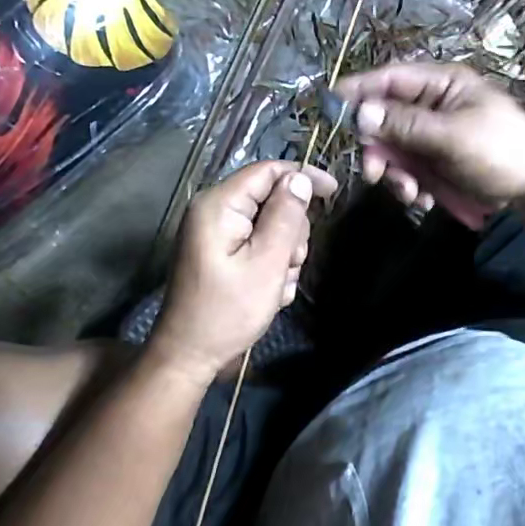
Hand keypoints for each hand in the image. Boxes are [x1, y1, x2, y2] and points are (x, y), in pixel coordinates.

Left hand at [148, 160, 337, 382]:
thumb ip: (286, 217)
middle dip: (292, 229)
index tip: (334, 192)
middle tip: (291, 263)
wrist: (190, 355)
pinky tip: (271, 290)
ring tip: (279, 283)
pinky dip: (272, 263)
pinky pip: (259, 243)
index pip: (267, 170)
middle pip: (271, 197)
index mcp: (218, 205)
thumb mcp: (267, 263)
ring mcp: (216, 232)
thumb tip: (300, 179)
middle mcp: (214, 210)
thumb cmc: (227, 311)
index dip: (302, 176)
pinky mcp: (220, 251)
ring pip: (270, 223)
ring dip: (285, 252)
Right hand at [334, 63, 524, 218]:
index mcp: (441, 84)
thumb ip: (405, 125)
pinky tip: (426, 200)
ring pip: (393, 150)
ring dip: (396, 174)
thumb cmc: (502, 150)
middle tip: (374, 173)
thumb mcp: (453, 136)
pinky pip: (409, 171)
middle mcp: (432, 105)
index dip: (359, 91)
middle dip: (379, 149)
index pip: (390, 79)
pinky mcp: (436, 162)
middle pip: (385, 119)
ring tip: (412, 193)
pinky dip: (411, 187)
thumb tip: (360, 114)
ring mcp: (433, 135)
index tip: (331, 108)